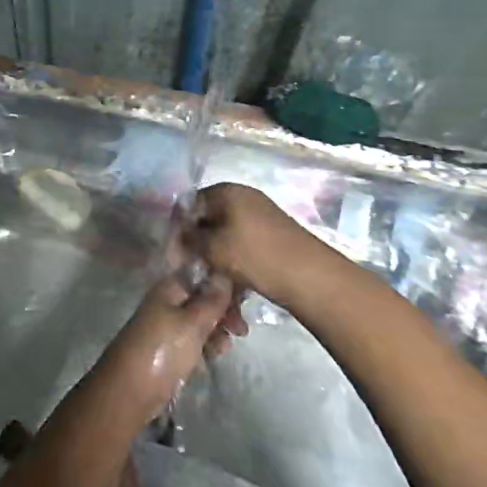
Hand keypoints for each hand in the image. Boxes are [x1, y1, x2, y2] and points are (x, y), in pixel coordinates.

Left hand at [92, 274, 246, 420]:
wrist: (131, 389)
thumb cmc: (164, 348)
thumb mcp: (192, 322)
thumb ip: (211, 300)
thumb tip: (224, 274)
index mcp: (171, 287)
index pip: (202, 275)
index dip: (224, 283)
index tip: (245, 299)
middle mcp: (169, 300)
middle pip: (203, 297)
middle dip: (223, 310)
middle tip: (241, 330)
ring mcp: (168, 324)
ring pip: (200, 320)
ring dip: (217, 329)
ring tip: (227, 345)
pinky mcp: (169, 347)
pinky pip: (193, 338)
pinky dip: (206, 343)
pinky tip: (216, 353)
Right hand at [184, 183, 327, 302]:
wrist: (312, 277)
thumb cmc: (256, 256)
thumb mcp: (213, 248)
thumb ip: (190, 239)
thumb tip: (181, 237)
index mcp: (226, 191)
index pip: (189, 205)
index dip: (178, 230)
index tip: (174, 258)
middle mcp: (242, 198)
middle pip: (209, 223)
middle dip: (199, 252)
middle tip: (194, 277)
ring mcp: (260, 217)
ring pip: (226, 241)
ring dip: (218, 268)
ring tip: (218, 294)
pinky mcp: (272, 238)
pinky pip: (244, 250)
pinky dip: (237, 270)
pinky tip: (237, 295)